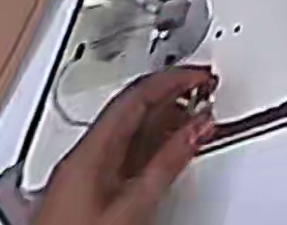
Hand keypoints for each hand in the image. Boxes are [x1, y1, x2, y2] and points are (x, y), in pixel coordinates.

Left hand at [33, 67, 217, 224]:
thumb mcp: (131, 209)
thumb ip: (167, 163)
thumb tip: (199, 126)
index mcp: (88, 153)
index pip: (136, 95)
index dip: (173, 78)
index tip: (202, 75)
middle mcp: (81, 160)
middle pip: (132, 108)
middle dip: (171, 93)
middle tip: (205, 88)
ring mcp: (82, 179)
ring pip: (129, 130)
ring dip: (165, 118)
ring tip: (197, 116)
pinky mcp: (86, 198)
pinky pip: (126, 154)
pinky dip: (154, 144)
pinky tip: (171, 150)